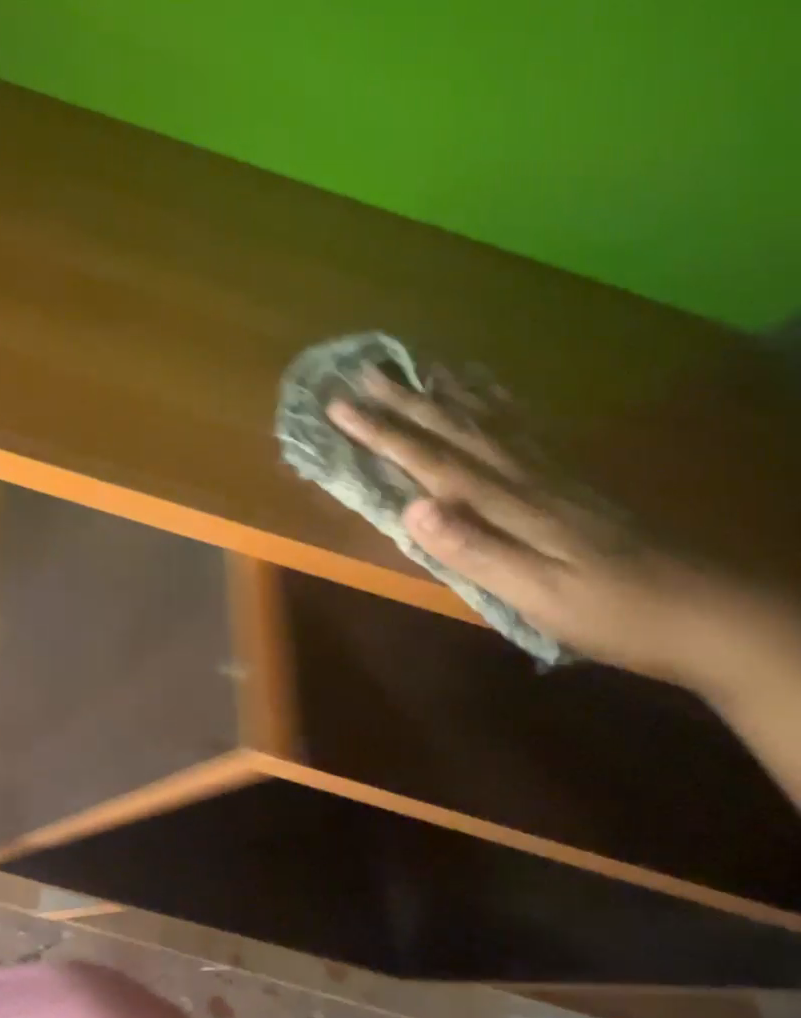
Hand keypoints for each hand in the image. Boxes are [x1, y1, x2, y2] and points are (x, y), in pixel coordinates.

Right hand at [324, 371, 773, 691]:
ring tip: (419, 364)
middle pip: (458, 432)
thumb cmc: (614, 614)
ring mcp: (556, 479)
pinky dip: (499, 405)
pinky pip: (526, 431)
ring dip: (449, 394)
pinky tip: (488, 395)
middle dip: (406, 402)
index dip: (383, 434)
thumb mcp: (538, 595)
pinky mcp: (575, 486)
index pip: (433, 463)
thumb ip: (475, 551)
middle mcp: (529, 480)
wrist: (715, 616)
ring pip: (491, 424)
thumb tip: (413, 506)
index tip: (339, 406)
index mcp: (511, 507)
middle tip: (364, 371)